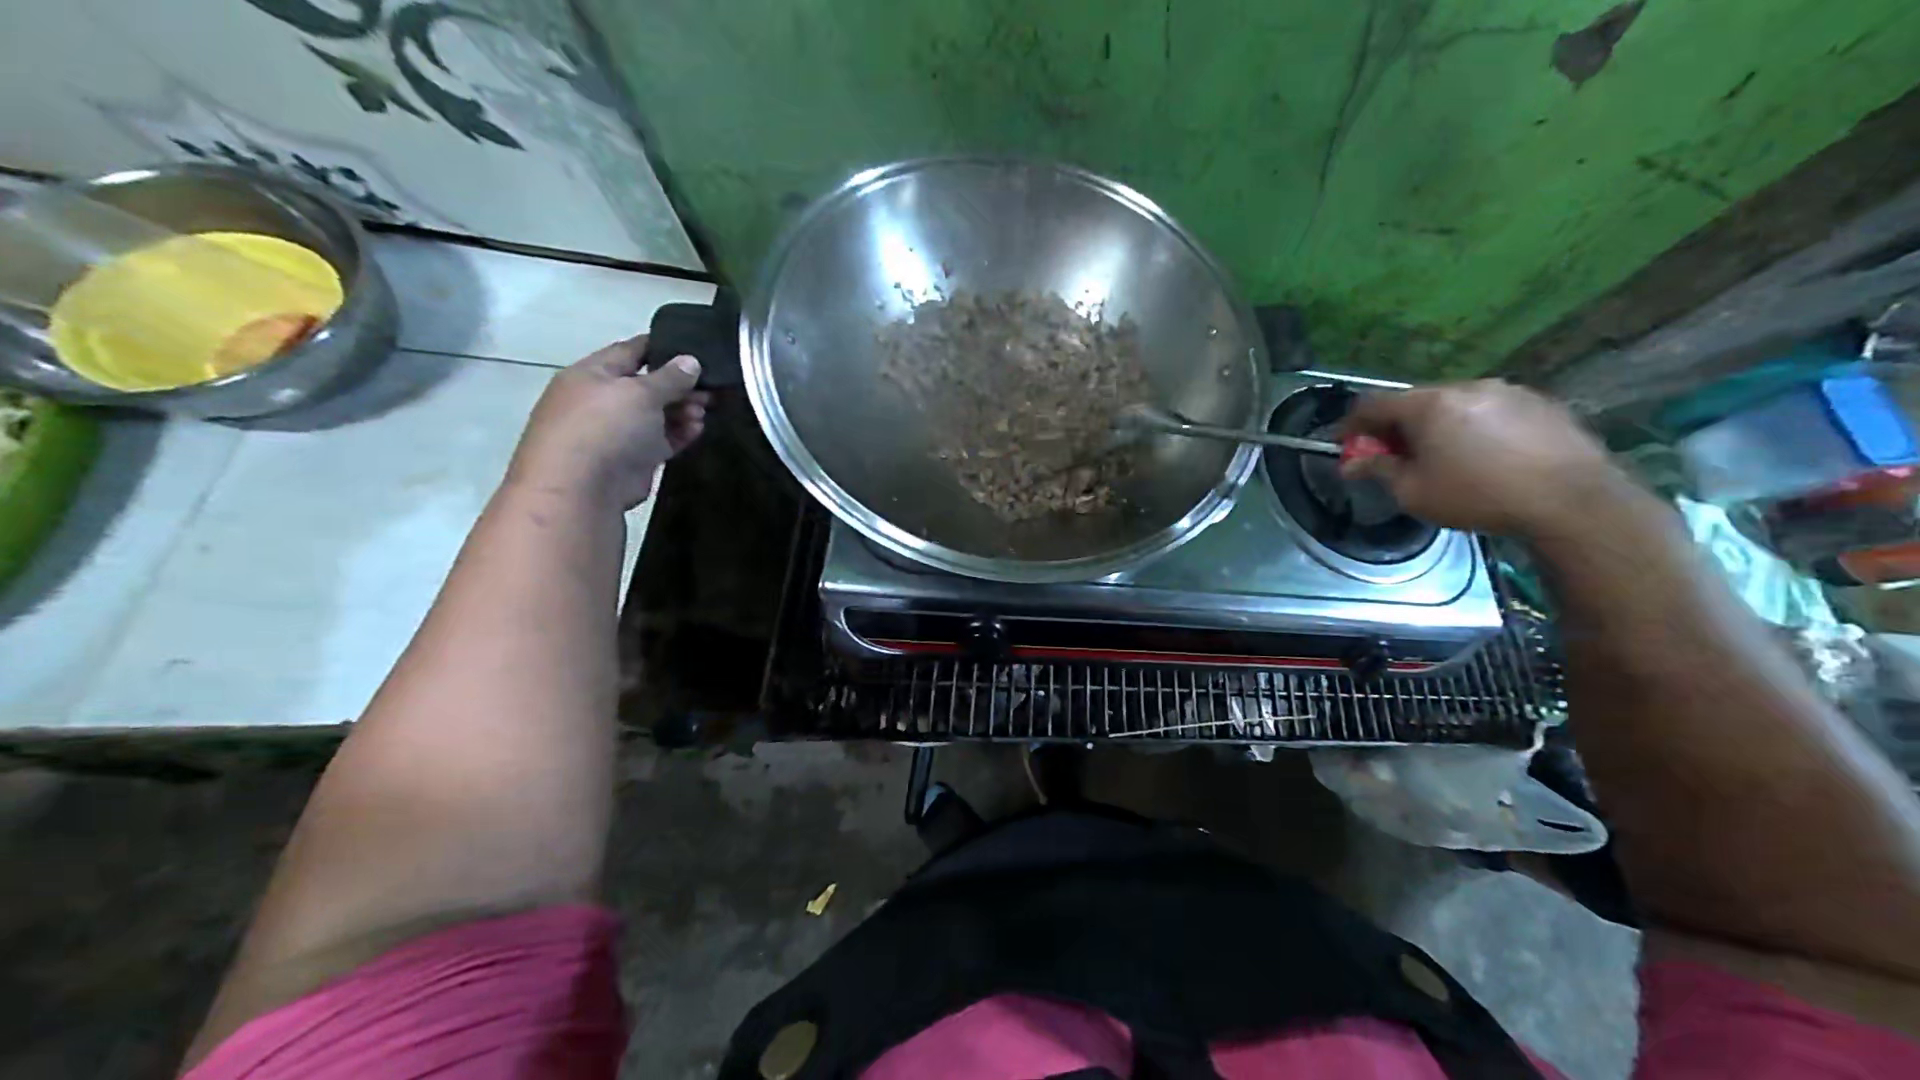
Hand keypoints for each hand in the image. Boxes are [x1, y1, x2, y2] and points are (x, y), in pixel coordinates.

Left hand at [507, 335, 708, 509]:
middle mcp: (603, 400)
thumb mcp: (640, 392)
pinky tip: (698, 428)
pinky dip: (679, 433)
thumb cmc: (605, 426)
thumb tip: (691, 361)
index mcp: (593, 374)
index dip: (662, 347)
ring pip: (656, 414)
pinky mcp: (632, 460)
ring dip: (682, 410)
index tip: (695, 349)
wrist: (582, 488)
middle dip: (679, 386)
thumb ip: (670, 377)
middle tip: (711, 388)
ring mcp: (617, 432)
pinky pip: (660, 440)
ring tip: (705, 410)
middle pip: (648, 385)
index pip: (631, 350)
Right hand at [1340, 379, 1622, 537]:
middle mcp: (1466, 387)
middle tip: (1391, 455)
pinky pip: (1489, 410)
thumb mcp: (1413, 492)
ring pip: (1454, 404)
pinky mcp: (1540, 404)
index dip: (1351, 425)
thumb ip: (1379, 470)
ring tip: (1439, 456)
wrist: (1572, 501)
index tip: (1344, 445)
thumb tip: (1353, 463)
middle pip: (1415, 401)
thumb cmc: (1478, 496)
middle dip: (1396, 426)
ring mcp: (1507, 391)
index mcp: (1429, 404)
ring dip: (1436, 425)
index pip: (1372, 404)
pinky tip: (1482, 456)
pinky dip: (1473, 427)